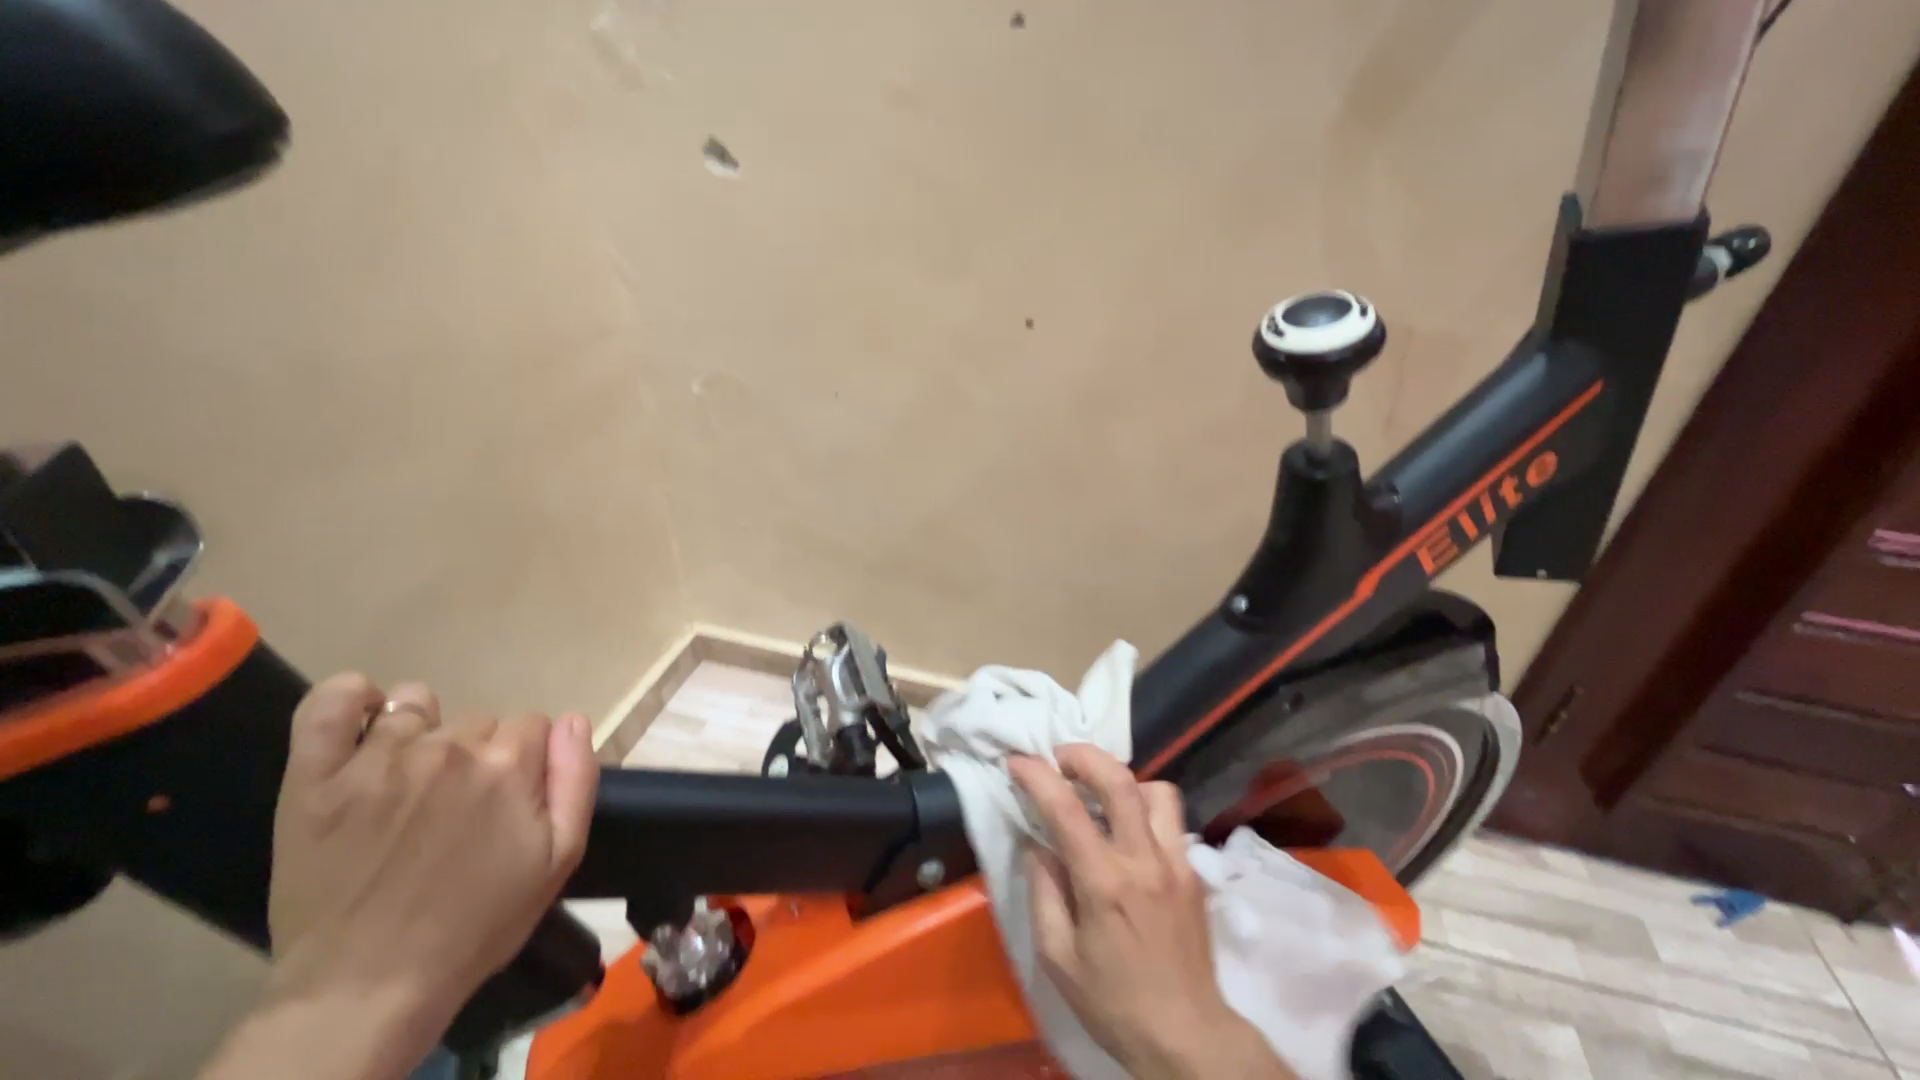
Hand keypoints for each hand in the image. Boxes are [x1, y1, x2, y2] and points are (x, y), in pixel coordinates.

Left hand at [208, 674, 597, 1079]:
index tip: (511, 800)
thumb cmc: (475, 926)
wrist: (366, 986)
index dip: (527, 760)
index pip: (533, 724)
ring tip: (407, 780)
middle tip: (457, 809)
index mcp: (507, 767)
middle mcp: (448, 748)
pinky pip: (330, 702)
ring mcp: (376, 757)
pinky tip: (361, 717)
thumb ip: (576, 781)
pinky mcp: (315, 774)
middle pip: (477, 719)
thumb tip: (574, 720)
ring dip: (421, 732)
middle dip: (478, 753)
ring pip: (414, 706)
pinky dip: (349, 697)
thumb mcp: (557, 862)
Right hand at [1009, 745, 1293, 1079]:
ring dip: (1124, 780)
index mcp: (1104, 884)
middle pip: (1120, 781)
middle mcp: (1145, 862)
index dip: (1037, 776)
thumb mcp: (1057, 956)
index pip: (1067, 810)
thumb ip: (1044, 892)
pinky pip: (1172, 821)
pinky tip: (1128, 831)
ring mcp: (1178, 864)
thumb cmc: (1112, 1001)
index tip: (1017, 761)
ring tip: (1100, 793)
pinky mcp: (1195, 874)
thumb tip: (1036, 844)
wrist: (1186, 1035)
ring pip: (1158, 791)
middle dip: (1085, 755)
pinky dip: (1146, 809)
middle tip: (1060, 757)